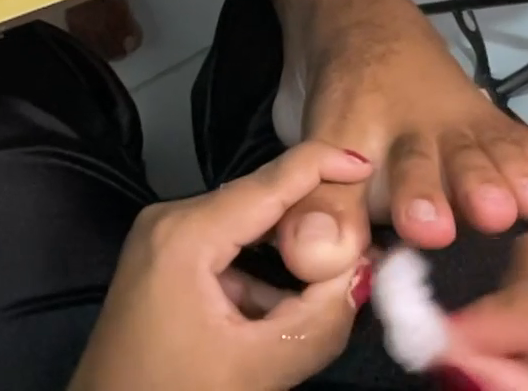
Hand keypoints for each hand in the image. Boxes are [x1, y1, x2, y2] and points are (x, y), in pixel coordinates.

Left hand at [69, 142, 376, 390]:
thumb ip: (317, 321)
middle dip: (310, 216)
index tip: (366, 159)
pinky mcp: (162, 262)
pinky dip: (259, 272)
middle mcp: (170, 219)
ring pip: (243, 229)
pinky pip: (224, 251)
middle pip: (256, 203)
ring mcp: (161, 238)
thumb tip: (363, 274)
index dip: (320, 164)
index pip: (267, 183)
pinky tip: (287, 305)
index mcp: (185, 232)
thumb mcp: (252, 370)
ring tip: (335, 272)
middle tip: (363, 230)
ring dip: (286, 251)